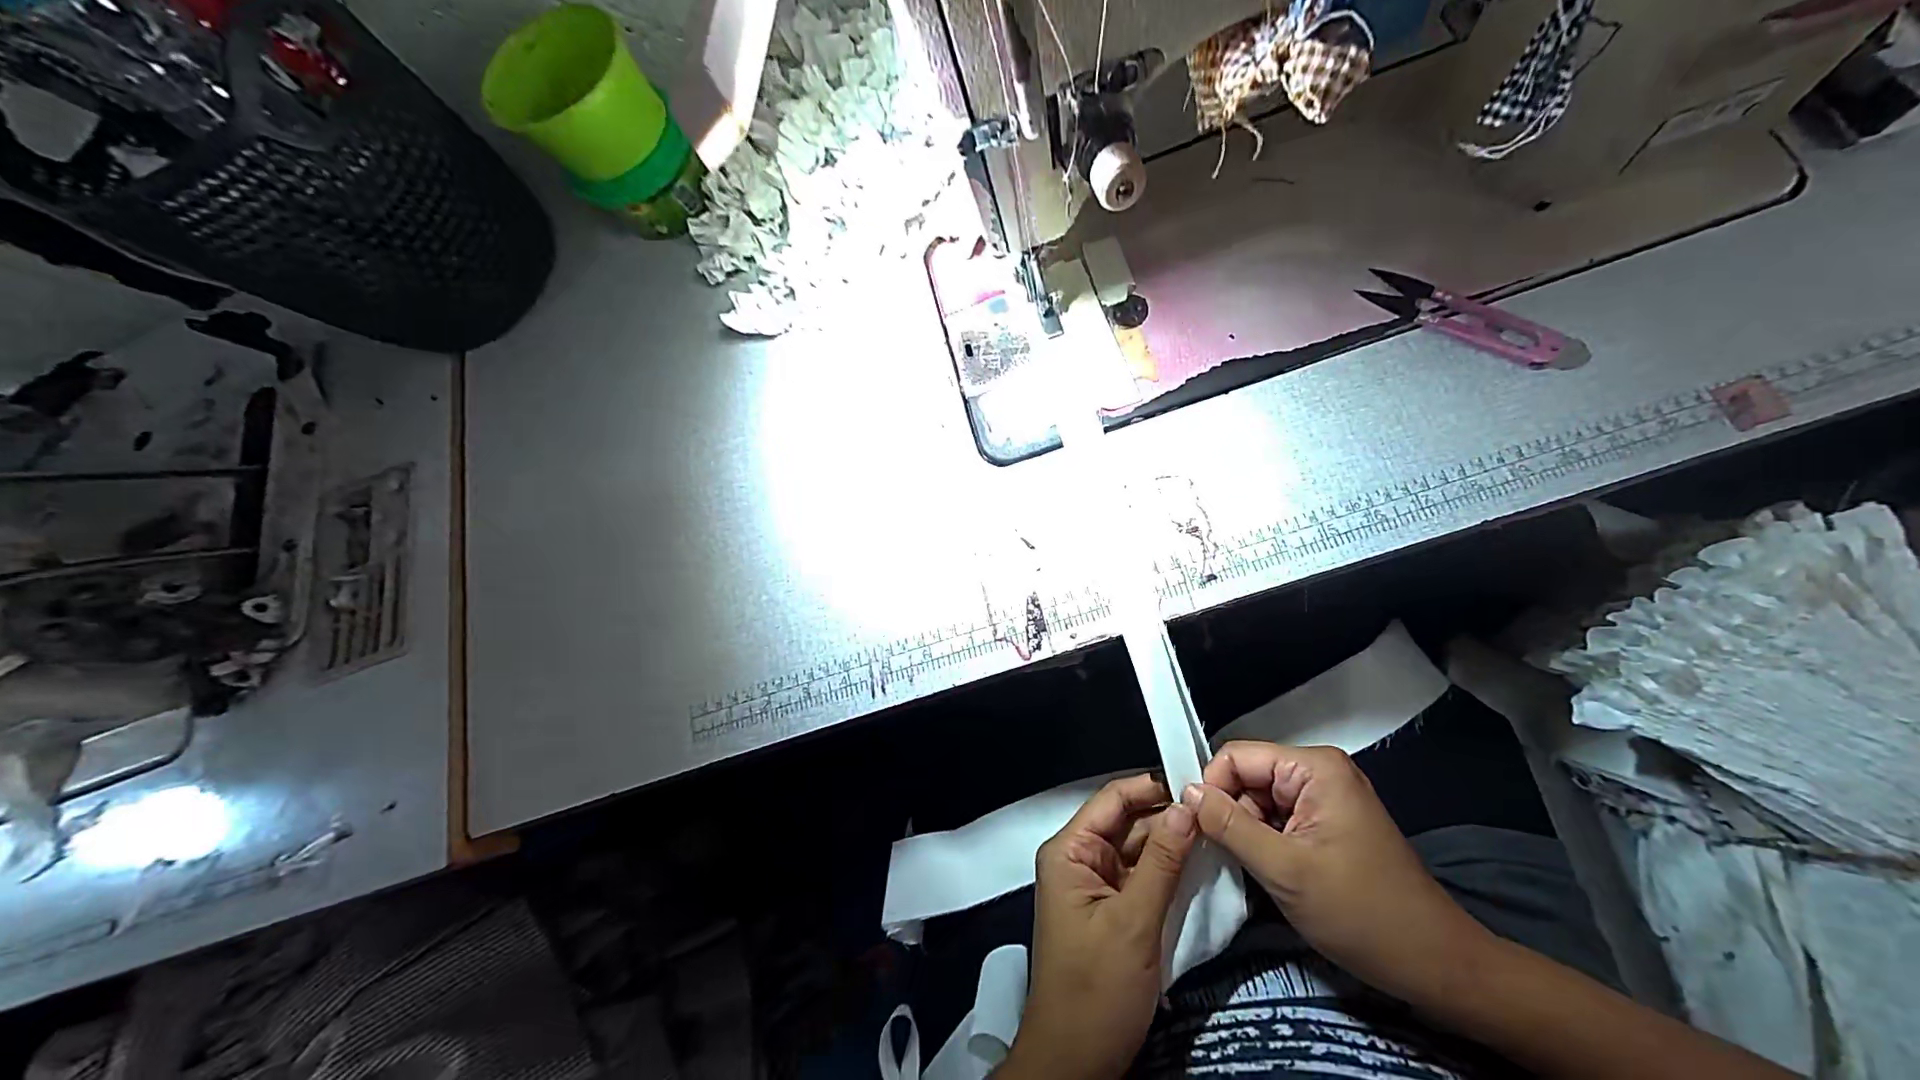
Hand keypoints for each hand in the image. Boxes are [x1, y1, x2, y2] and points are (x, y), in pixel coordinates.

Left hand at [998, 774, 1197, 1079]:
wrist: (1078, 1058)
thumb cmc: (1095, 991)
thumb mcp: (1134, 922)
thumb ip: (1162, 863)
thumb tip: (1186, 809)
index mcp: (1069, 851)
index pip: (1112, 799)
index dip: (1151, 785)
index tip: (1195, 779)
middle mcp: (1080, 860)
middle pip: (1128, 822)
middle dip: (1169, 816)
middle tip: (1217, 809)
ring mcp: (1098, 886)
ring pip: (1139, 849)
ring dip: (1173, 843)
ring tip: (1217, 831)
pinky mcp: (1114, 910)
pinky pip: (1143, 877)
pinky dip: (1169, 872)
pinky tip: (1200, 865)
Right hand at [1180, 742, 1495, 1004]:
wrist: (1434, 964)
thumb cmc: (1362, 913)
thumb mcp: (1284, 869)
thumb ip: (1228, 824)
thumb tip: (1186, 792)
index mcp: (1315, 768)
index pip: (1236, 756)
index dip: (1213, 789)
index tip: (1204, 830)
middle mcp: (1320, 772)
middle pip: (1246, 776)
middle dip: (1231, 813)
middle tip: (1233, 856)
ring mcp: (1326, 798)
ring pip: (1257, 799)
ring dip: (1247, 831)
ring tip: (1257, 869)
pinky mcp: (1327, 822)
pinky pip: (1277, 817)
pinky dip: (1264, 842)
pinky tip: (1272, 870)